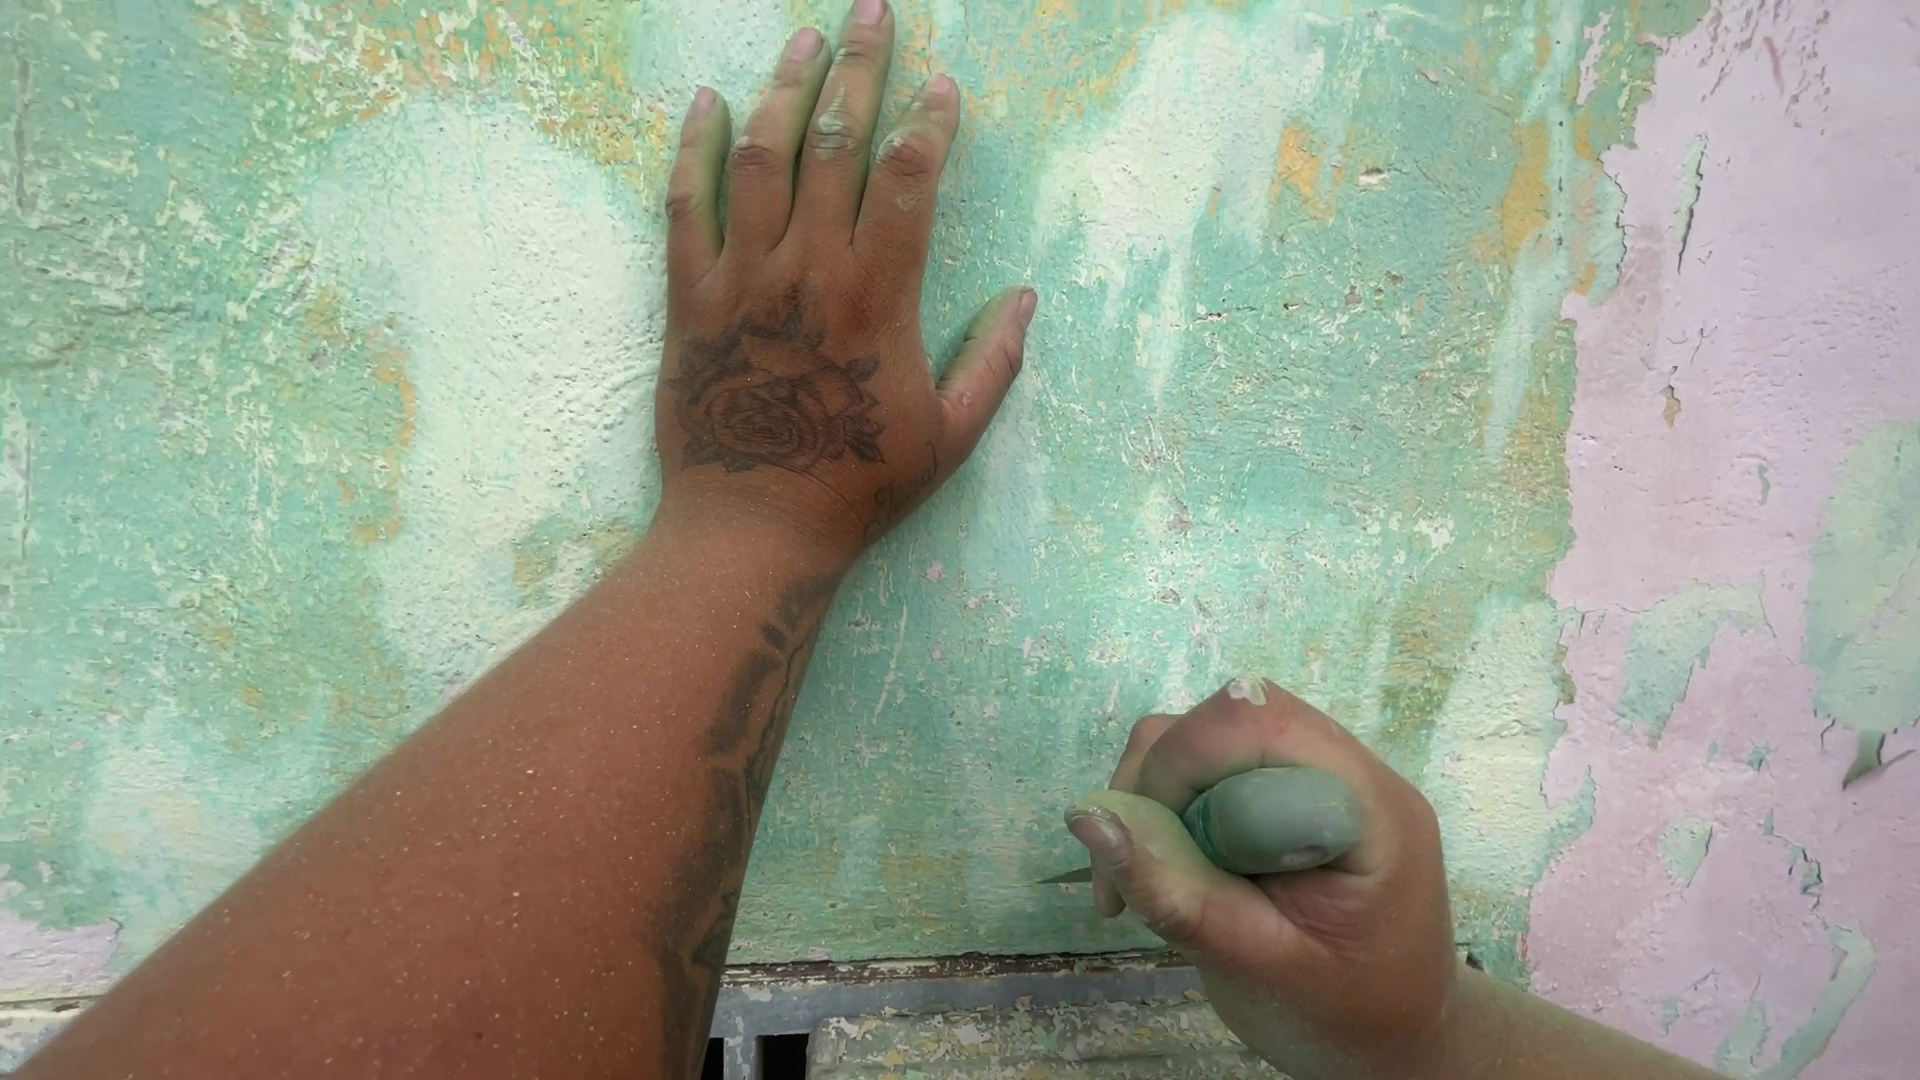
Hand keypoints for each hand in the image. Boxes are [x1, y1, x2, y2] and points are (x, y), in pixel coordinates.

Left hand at [655, 0, 1035, 563]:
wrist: (756, 528)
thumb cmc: (858, 487)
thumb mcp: (949, 438)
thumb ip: (993, 366)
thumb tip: (1026, 301)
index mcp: (878, 300)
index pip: (906, 181)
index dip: (928, 124)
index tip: (943, 87)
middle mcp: (808, 271)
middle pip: (836, 144)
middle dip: (861, 70)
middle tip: (873, 11)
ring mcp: (741, 279)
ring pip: (760, 158)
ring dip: (785, 89)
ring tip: (806, 38)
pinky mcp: (688, 299)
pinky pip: (684, 205)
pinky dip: (692, 148)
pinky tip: (706, 104)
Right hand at [1067, 677, 1461, 1079]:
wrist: (1387, 1039)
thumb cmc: (1337, 1015)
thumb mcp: (1252, 966)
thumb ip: (1172, 892)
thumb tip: (1084, 816)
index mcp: (1366, 803)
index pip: (1258, 720)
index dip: (1184, 762)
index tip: (1148, 840)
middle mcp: (1343, 765)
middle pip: (1222, 718)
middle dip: (1157, 780)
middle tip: (1129, 870)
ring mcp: (1310, 769)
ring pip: (1199, 731)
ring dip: (1149, 793)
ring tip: (1135, 877)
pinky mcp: (1279, 783)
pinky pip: (1202, 760)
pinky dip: (1160, 801)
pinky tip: (1154, 861)